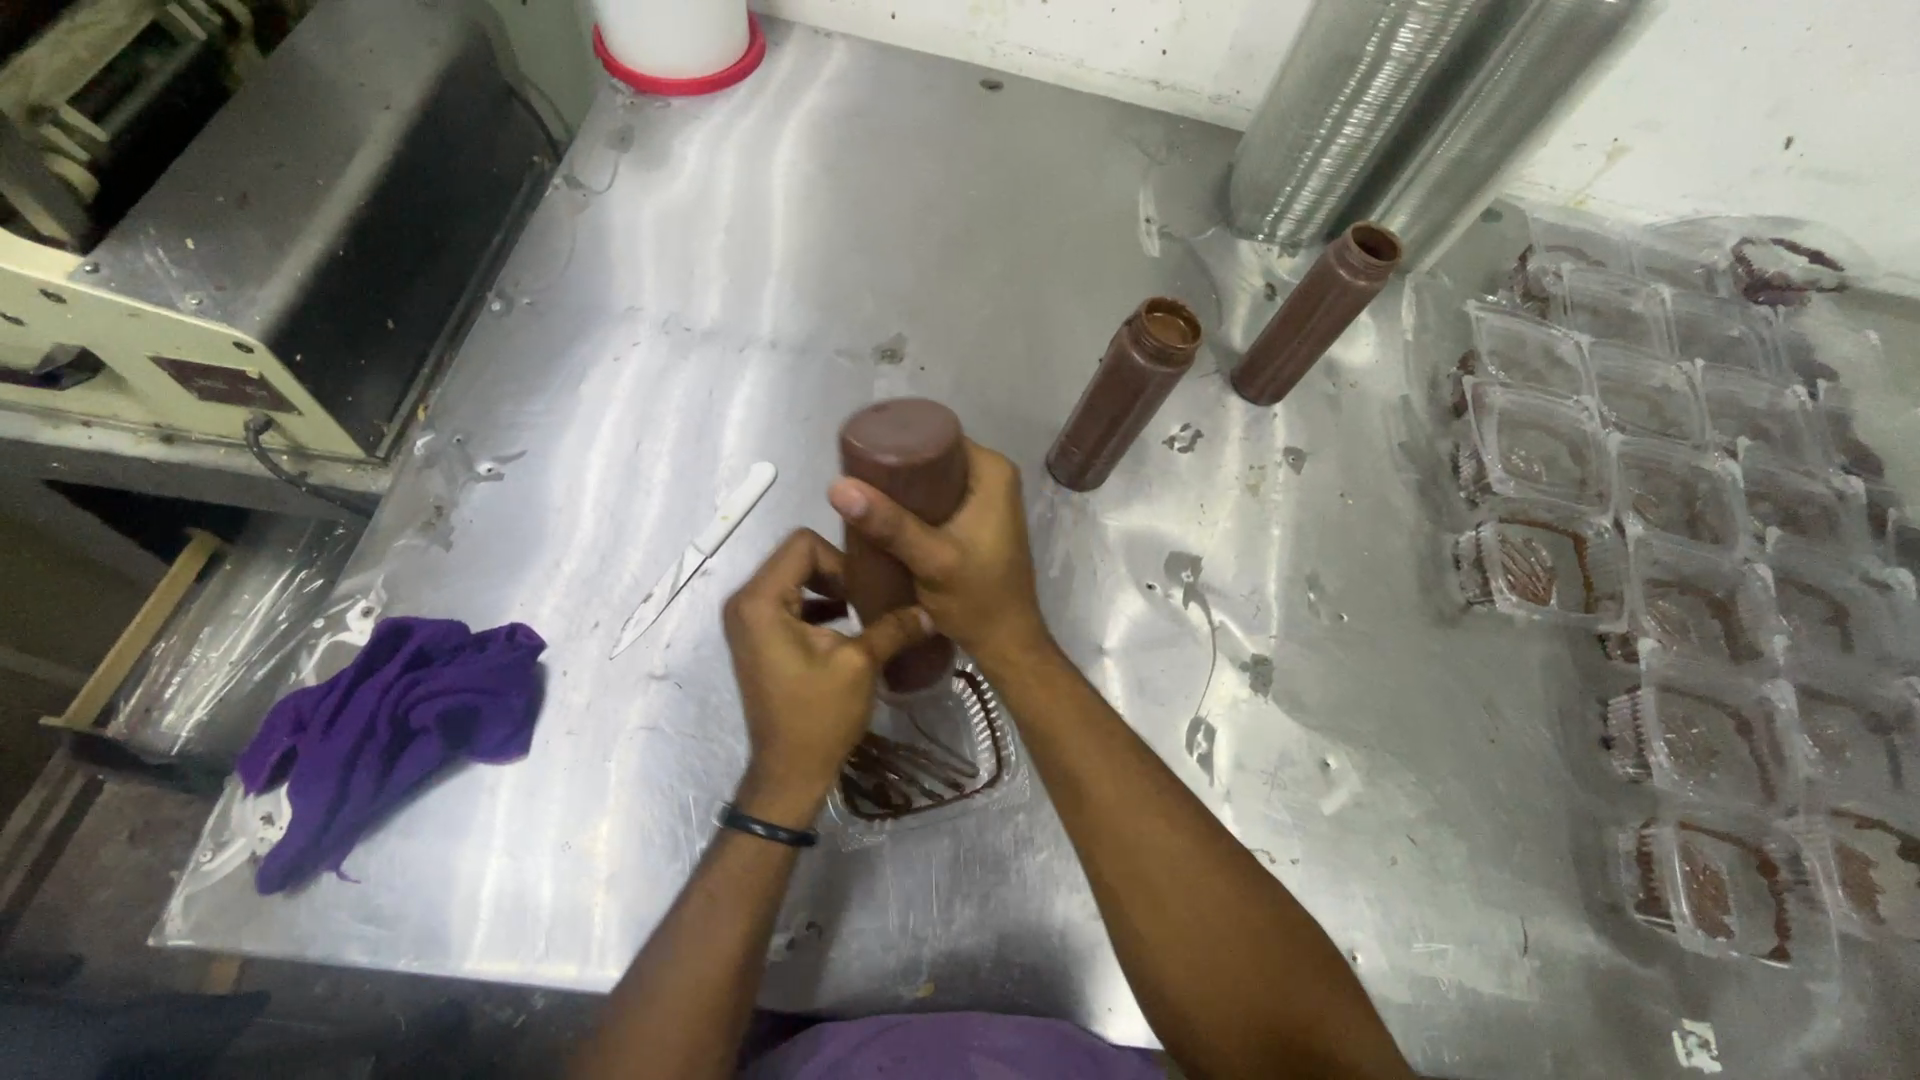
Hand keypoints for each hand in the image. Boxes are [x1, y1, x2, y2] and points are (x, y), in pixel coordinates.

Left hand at [722, 529, 932, 827]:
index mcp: (760, 601)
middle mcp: (745, 602)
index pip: (803, 544)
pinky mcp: (757, 637)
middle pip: (797, 558)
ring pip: (795, 579)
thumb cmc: (818, 715)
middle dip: (838, 575)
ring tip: (863, 613)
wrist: (788, 770)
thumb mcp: (861, 664)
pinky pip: (789, 602)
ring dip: (830, 591)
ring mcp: (748, 620)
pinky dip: (818, 607)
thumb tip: (931, 610)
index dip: (841, 561)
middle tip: (869, 601)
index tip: (866, 592)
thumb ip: (893, 627)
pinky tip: (847, 628)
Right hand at [828, 440, 1050, 666]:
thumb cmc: (977, 599)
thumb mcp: (931, 559)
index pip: (936, 436)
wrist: (1006, 642)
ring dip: (901, 491)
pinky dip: (913, 507)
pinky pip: (937, 500)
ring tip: (863, 499)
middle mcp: (993, 476)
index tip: (859, 459)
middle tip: (856, 484)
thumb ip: (890, 524)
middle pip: (931, 458)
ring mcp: (986, 500)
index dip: (897, 443)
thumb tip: (836, 486)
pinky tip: (884, 518)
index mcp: (992, 470)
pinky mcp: (976, 522)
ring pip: (932, 481)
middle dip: (894, 470)